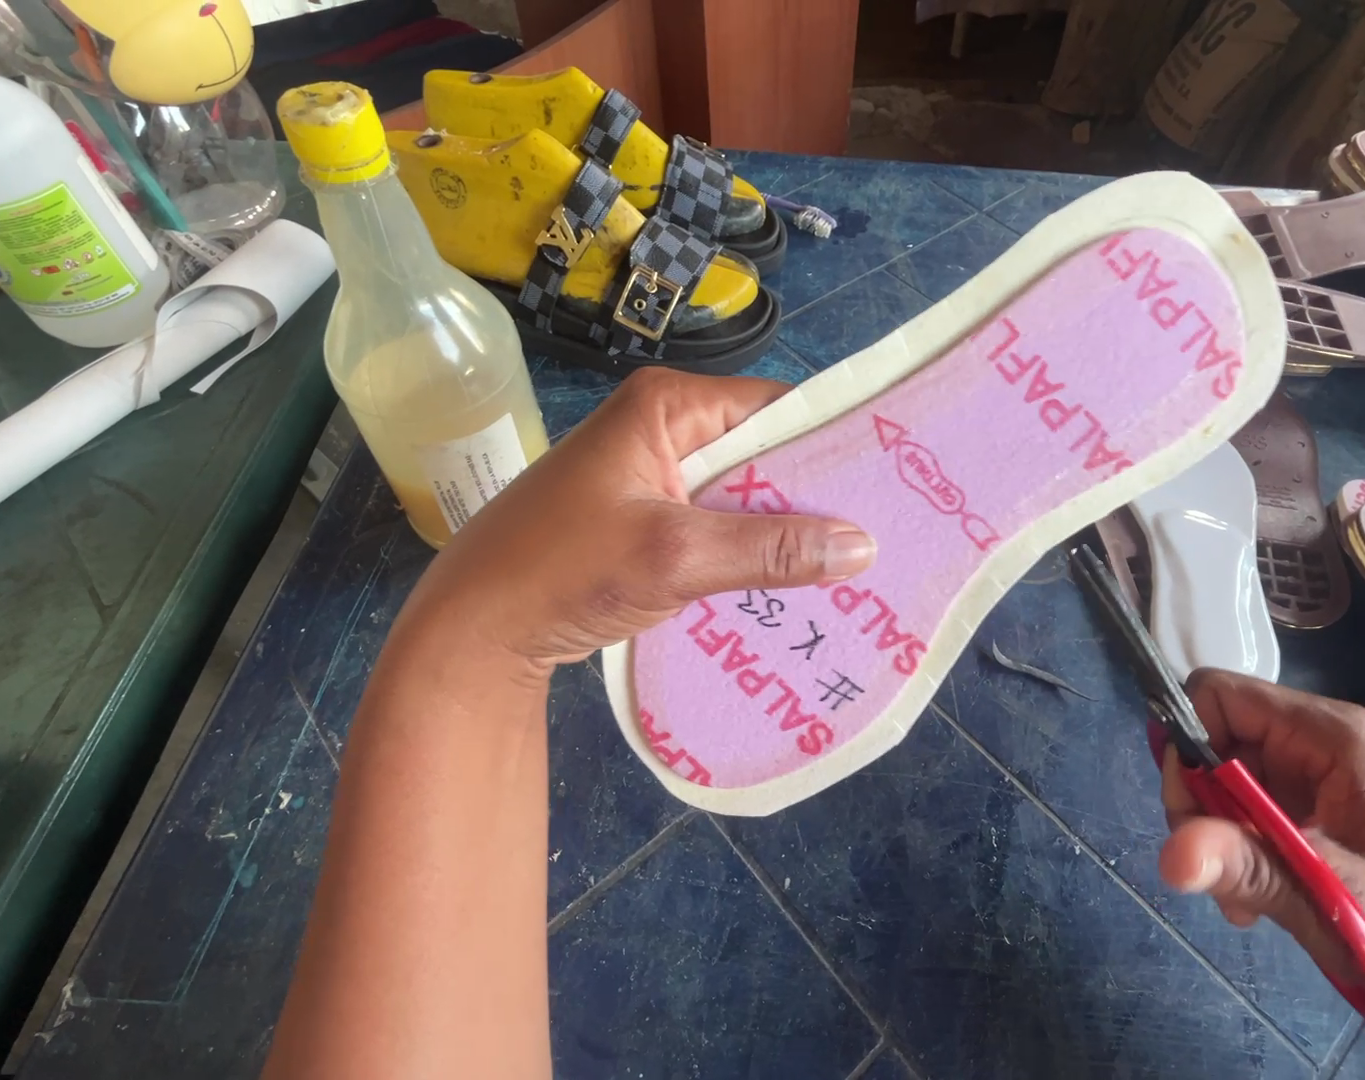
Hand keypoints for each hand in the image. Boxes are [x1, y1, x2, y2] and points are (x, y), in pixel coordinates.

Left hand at [403, 368, 876, 670]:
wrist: (477, 630)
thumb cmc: (566, 570)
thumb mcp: (676, 556)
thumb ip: (770, 548)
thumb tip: (864, 545)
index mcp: (667, 406)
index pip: (774, 407)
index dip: (830, 441)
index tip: (887, 482)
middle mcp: (663, 428)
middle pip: (760, 452)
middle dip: (811, 494)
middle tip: (878, 533)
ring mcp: (651, 476)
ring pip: (739, 494)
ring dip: (781, 529)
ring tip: (848, 562)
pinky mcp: (644, 519)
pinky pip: (713, 525)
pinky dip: (747, 551)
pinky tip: (788, 583)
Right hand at [1157, 672, 1364, 1077]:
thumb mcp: (1342, 902)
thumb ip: (1252, 867)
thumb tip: (1169, 854)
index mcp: (1330, 735)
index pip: (1215, 693)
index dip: (1186, 740)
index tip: (1188, 809)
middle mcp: (1316, 743)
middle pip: (1210, 738)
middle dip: (1196, 800)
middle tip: (1212, 862)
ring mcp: (1313, 779)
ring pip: (1218, 779)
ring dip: (1211, 834)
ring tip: (1242, 896)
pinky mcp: (1309, 815)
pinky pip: (1240, 813)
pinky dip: (1231, 852)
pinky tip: (1255, 900)